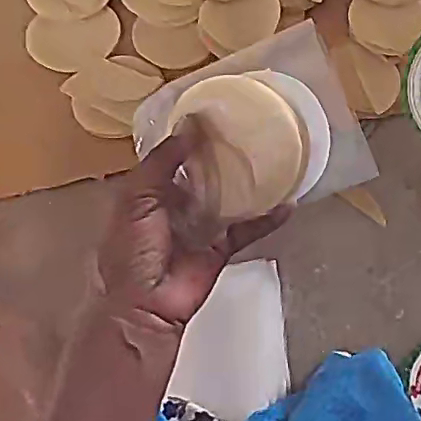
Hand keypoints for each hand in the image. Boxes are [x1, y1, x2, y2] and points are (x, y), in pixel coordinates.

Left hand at [95, 121, 290, 326]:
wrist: (145, 305)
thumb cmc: (132, 249)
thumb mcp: (136, 198)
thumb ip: (162, 162)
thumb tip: (188, 126)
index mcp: (150, 193)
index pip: (171, 159)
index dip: (189, 139)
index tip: (213, 115)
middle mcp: (176, 207)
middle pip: (204, 176)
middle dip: (222, 157)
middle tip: (247, 131)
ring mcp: (201, 227)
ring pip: (229, 199)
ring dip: (247, 184)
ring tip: (271, 158)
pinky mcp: (222, 247)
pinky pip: (248, 229)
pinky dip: (267, 218)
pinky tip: (288, 204)